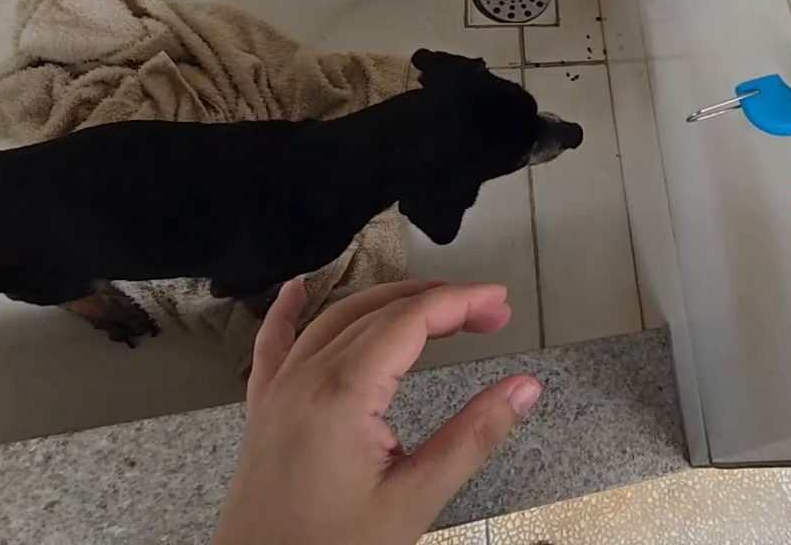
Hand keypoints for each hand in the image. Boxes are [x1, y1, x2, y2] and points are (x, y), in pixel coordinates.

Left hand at [212, 279, 541, 544]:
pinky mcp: (262, 410)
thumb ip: (474, 437)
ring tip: (440, 300)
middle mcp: (306, 377)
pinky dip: (287, 312)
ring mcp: (278, 390)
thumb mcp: (414, 502)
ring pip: (339, 316)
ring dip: (393, 299)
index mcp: (342, 393)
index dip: (463, 301)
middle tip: (491, 313)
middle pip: (383, 310)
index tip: (502, 303)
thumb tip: (528, 386)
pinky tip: (296, 289)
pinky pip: (271, 346)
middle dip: (443, 301)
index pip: (413, 319)